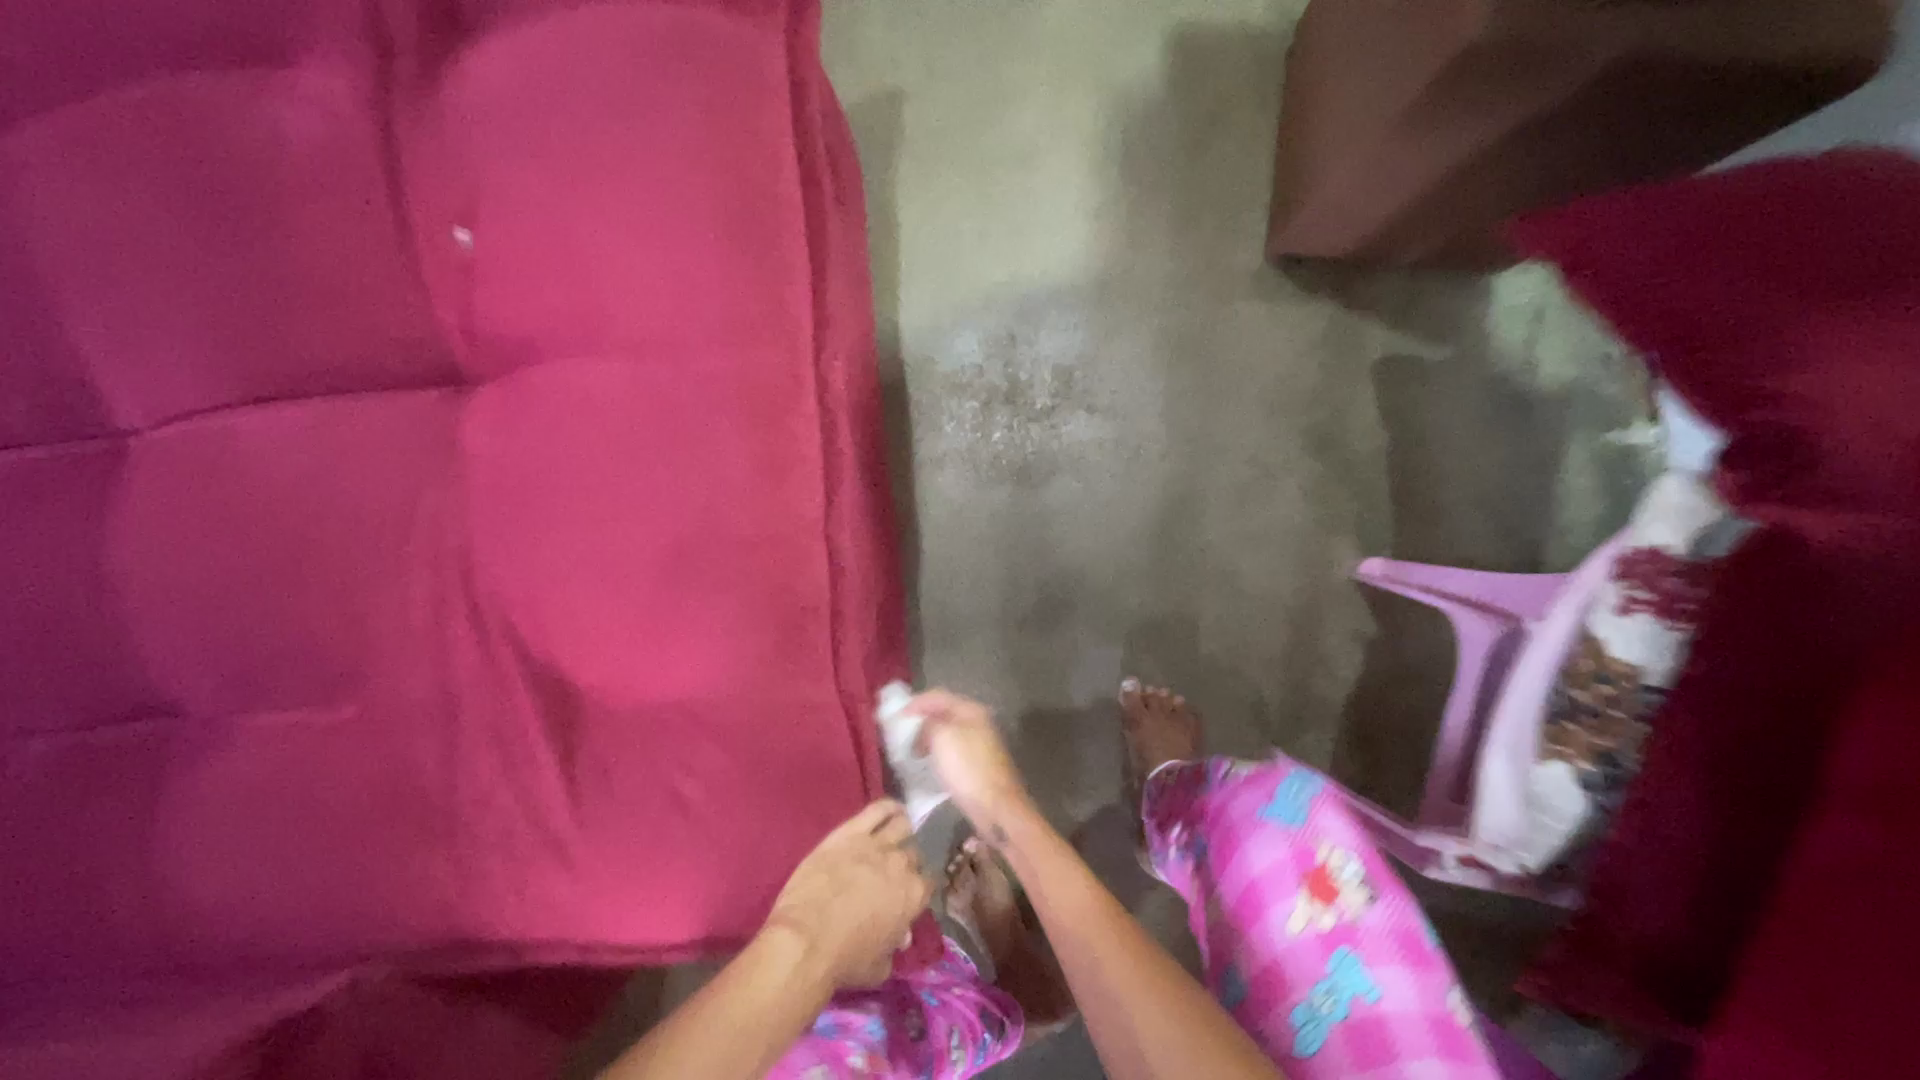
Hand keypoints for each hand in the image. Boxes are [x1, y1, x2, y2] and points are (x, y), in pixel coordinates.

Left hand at [765, 799, 931, 990]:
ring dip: (901, 832)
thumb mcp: (880, 966)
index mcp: (914, 895)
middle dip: (906, 863)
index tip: (906, 895)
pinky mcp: (849, 832)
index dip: (916, 889)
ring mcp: (876, 844)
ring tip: (894, 836)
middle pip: (912, 854)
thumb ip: (894, 946)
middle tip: (891, 873)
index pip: (926, 883)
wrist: (805, 940)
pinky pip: (877, 809)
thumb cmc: (844, 961)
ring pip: (901, 826)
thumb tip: (898, 935)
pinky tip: (891, 809)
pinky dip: (888, 807)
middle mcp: (901, 864)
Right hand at [910, 689, 1036, 845]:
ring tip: (910, 749)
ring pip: (947, 733)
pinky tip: (926, 763)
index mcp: (971, 710)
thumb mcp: (941, 737)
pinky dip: (936, 752)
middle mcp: (978, 722)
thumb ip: (927, 724)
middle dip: (920, 721)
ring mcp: (980, 744)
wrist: (994, 806)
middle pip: (943, 713)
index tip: (895, 717)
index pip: (937, 696)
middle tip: (900, 733)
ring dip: (927, 738)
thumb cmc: (967, 767)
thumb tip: (922, 728)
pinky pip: (952, 750)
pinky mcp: (977, 764)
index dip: (915, 703)